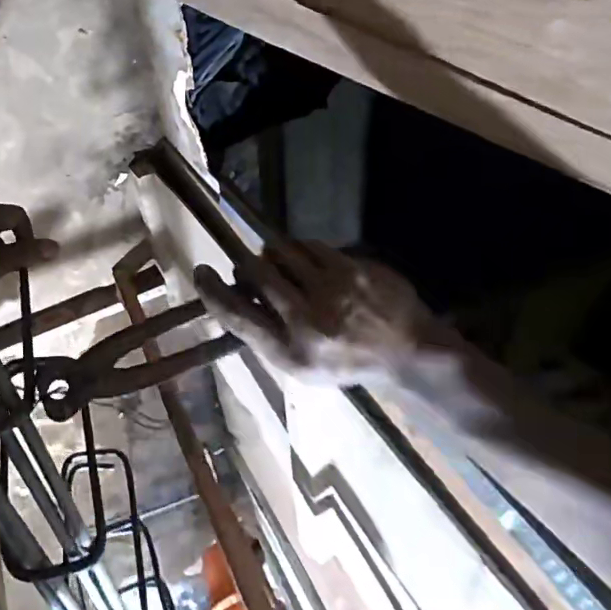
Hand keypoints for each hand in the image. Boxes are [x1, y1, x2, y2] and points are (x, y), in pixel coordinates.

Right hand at [194, 242, 429, 385]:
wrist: (409, 350)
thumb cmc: (347, 361)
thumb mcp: (301, 364)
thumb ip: (265, 334)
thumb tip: (235, 297)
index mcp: (293, 351)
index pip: (238, 316)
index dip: (213, 291)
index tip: (201, 272)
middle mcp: (309, 320)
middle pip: (256, 273)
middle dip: (246, 266)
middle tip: (249, 270)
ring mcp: (334, 289)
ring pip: (281, 252)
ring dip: (273, 255)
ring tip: (281, 266)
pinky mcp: (353, 267)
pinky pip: (309, 245)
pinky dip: (300, 250)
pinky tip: (308, 262)